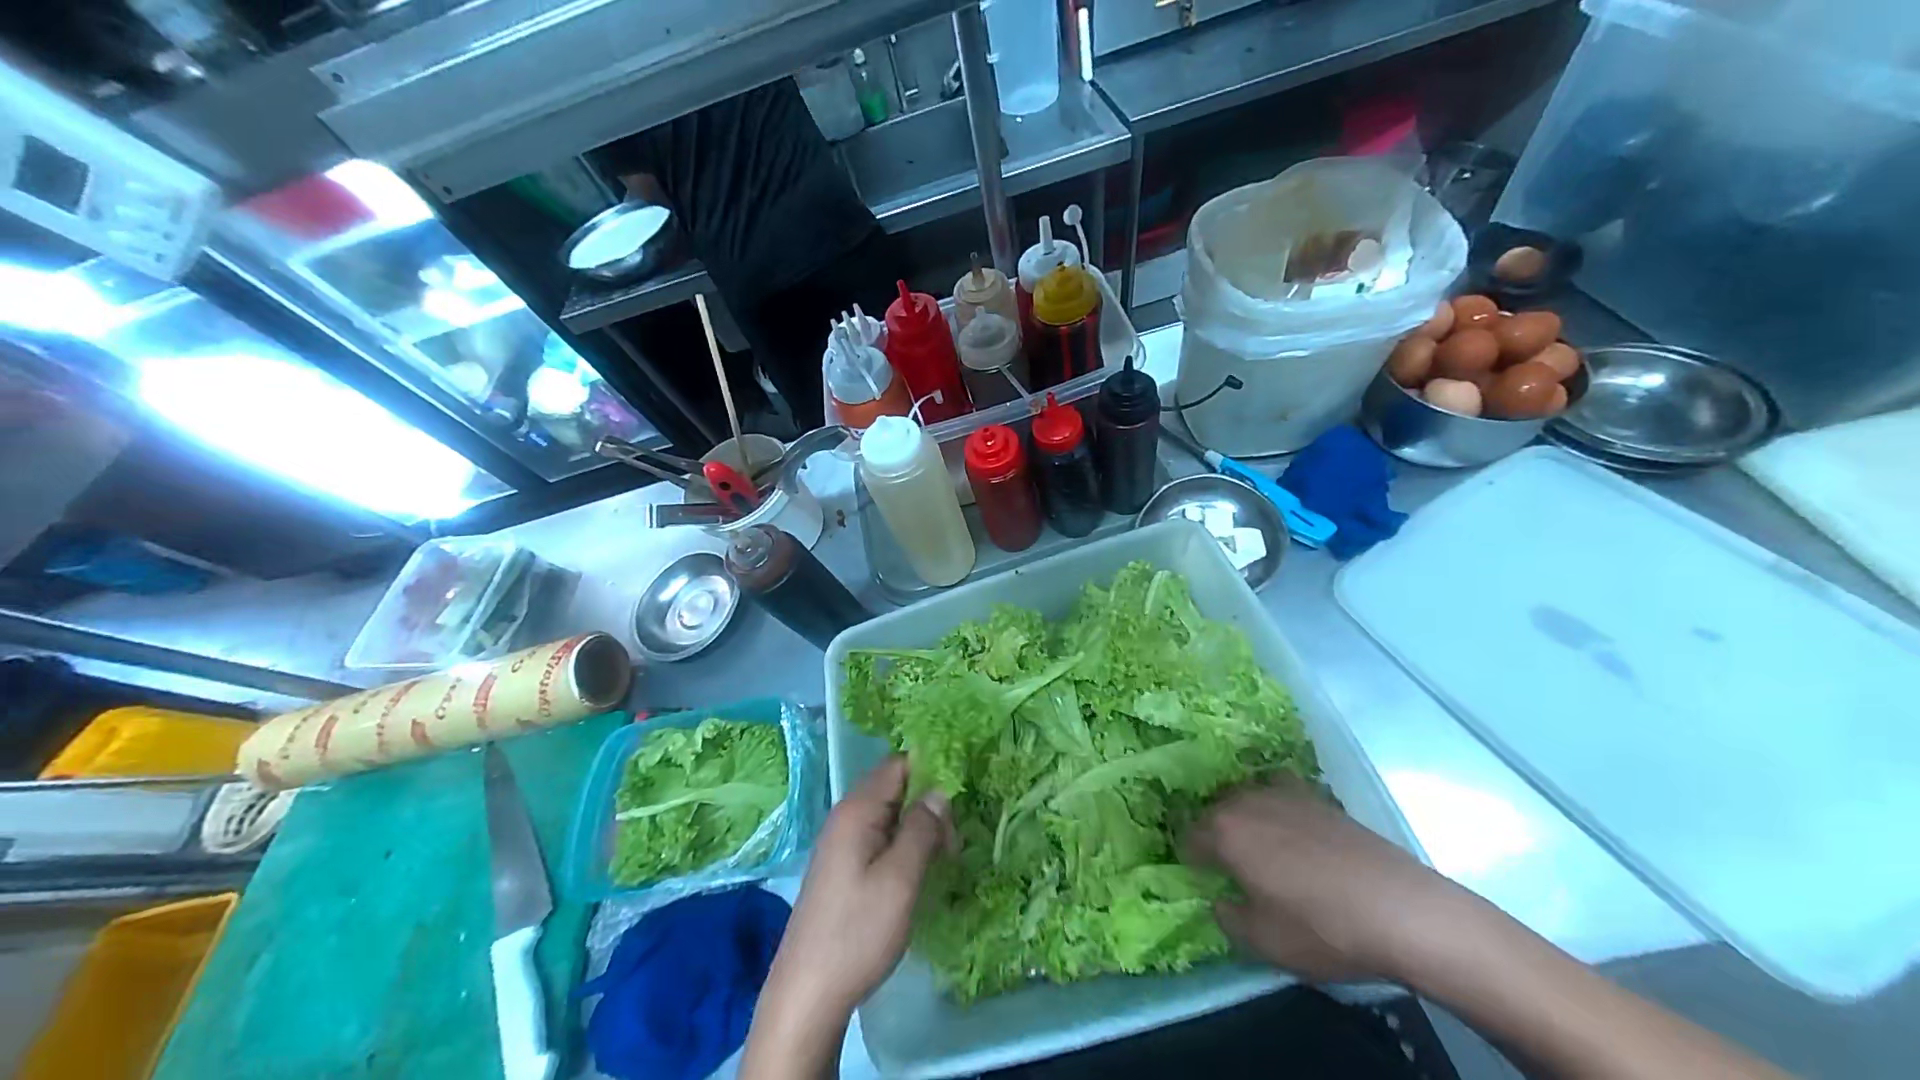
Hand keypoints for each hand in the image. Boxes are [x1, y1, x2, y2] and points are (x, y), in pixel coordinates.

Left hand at [766, 755, 952, 1017]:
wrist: (808, 993)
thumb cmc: (858, 932)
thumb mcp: (900, 879)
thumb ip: (922, 829)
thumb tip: (940, 792)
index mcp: (857, 810)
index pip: (898, 765)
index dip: (932, 771)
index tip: (963, 795)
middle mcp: (846, 817)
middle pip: (895, 788)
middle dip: (929, 804)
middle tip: (954, 843)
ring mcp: (842, 843)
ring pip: (891, 816)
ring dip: (919, 829)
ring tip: (944, 859)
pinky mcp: (843, 868)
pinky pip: (880, 839)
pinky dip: (904, 846)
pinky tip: (920, 871)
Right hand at [1186, 778, 1455, 983]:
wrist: (1403, 910)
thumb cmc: (1322, 928)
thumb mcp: (1264, 941)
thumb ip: (1228, 917)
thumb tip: (1221, 899)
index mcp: (1225, 832)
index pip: (1190, 838)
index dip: (1191, 860)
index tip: (1202, 879)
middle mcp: (1248, 802)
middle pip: (1216, 811)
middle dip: (1214, 833)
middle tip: (1227, 865)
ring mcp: (1286, 795)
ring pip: (1248, 797)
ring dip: (1244, 817)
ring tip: (1259, 846)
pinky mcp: (1320, 799)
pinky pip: (1282, 793)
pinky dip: (1278, 807)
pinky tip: (1294, 831)